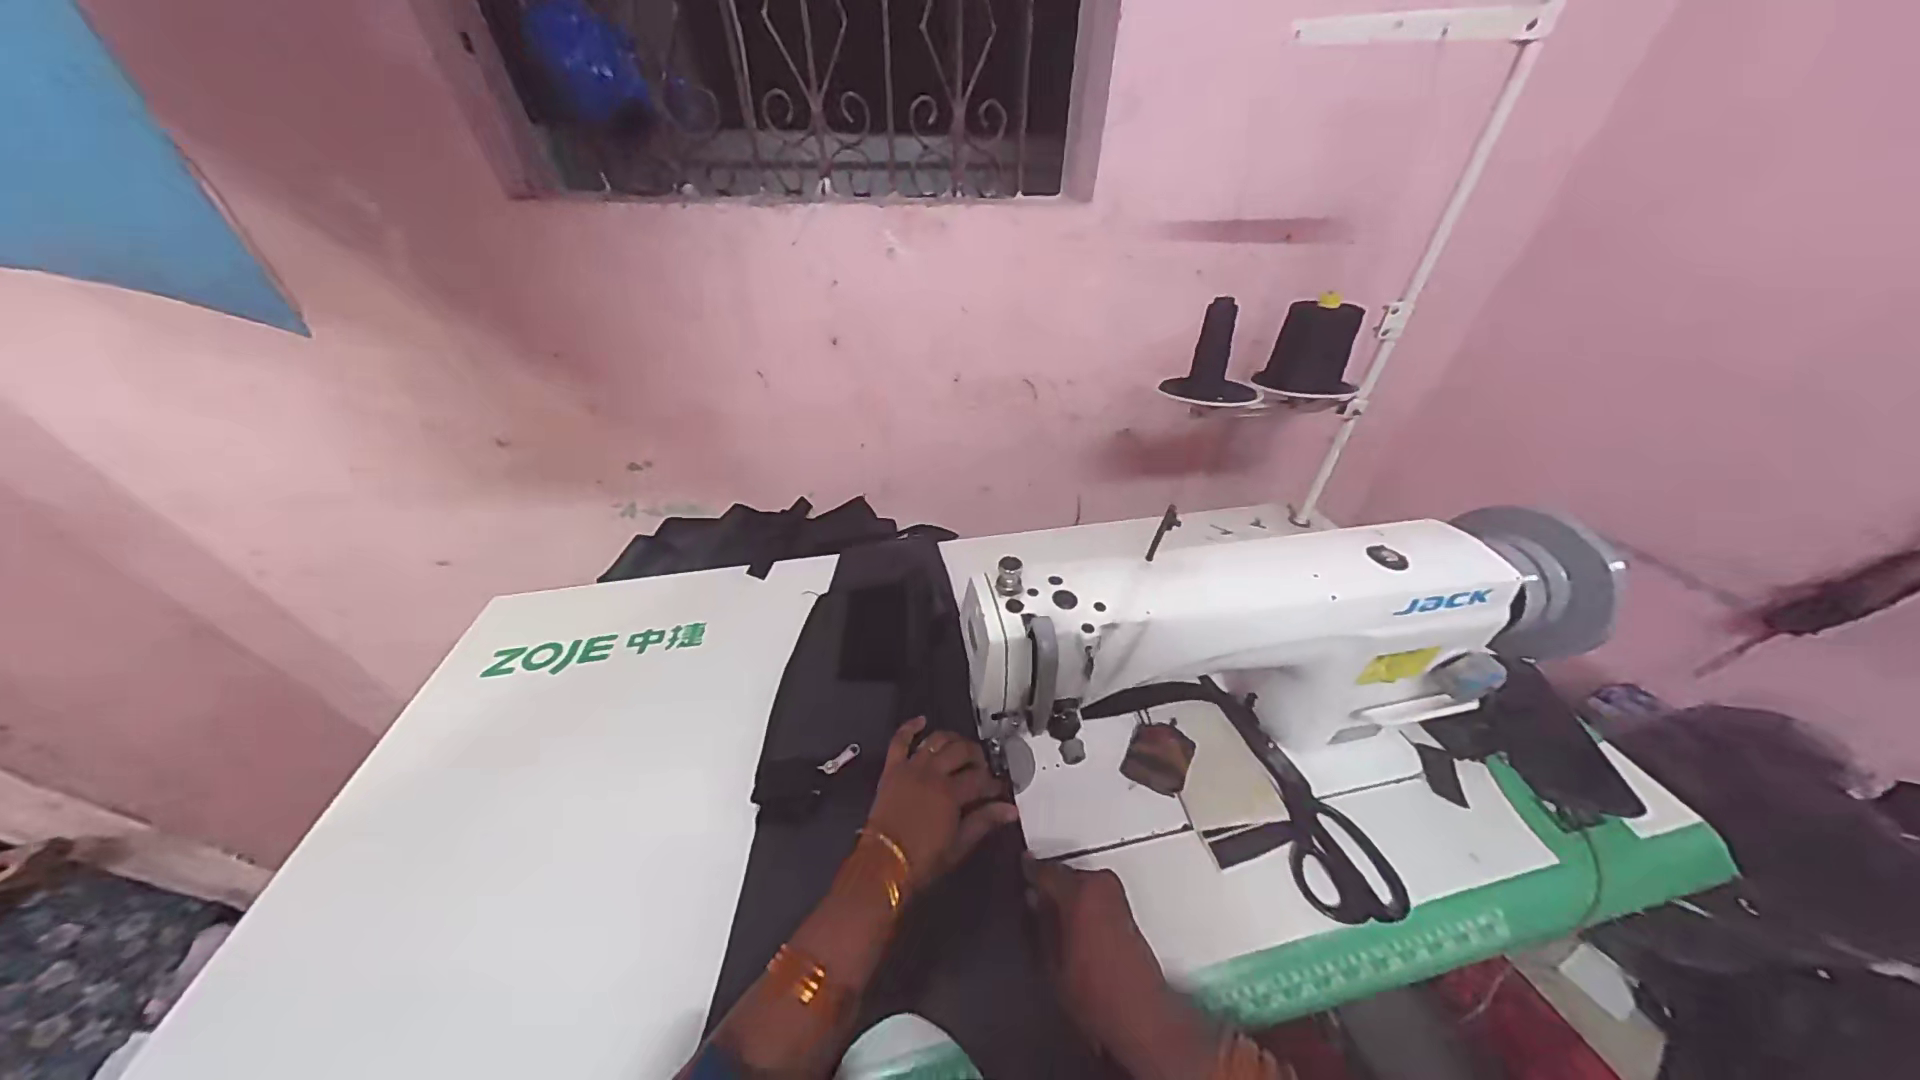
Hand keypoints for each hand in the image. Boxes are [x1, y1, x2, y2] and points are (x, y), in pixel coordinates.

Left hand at [865, 717, 1018, 889]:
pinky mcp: (892, 768)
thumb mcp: (959, 845)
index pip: (980, 778)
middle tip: (983, 767)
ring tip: (961, 747)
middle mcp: (932, 773)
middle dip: (977, 756)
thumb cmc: (923, 859)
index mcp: (951, 792)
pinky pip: (900, 741)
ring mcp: (911, 767)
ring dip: (952, 739)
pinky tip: (921, 720)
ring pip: (936, 740)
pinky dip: (910, 727)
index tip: (999, 789)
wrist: (883, 864)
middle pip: (961, 751)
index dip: (993, 783)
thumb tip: (1010, 810)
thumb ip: (984, 821)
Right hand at [1025, 858, 1216, 1078]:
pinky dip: (1084, 903)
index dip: (1028, 871)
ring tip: (1055, 920)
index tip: (1021, 870)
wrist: (1139, 1018)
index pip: (1044, 870)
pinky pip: (1097, 894)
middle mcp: (1101, 886)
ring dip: (1069, 895)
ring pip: (1082, 883)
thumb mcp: (1051, 963)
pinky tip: (1075, 927)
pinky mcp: (1128, 910)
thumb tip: (1034, 903)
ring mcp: (1117, 896)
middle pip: (1065, 874)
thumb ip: (1039, 923)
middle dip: (1050, 886)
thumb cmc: (1100, 997)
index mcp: (1078, 892)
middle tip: (1035, 901)